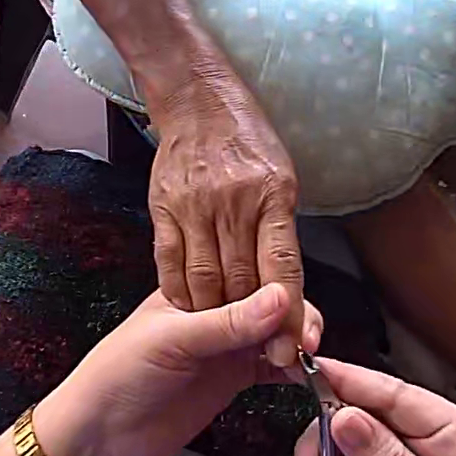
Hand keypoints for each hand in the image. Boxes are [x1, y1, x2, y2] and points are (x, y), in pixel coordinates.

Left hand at [35, 286, 321, 455]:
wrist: (101, 433)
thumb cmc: (118, 374)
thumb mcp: (170, 340)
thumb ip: (225, 322)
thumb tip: (280, 295)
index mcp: (192, 289)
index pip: (246, 276)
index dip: (278, 289)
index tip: (298, 310)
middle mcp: (212, 313)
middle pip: (268, 304)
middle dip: (294, 317)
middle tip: (305, 341)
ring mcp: (224, 346)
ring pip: (275, 334)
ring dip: (296, 342)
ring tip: (308, 359)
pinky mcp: (231, 378)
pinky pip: (272, 368)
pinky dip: (294, 369)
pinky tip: (307, 375)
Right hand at [147, 67, 304, 366]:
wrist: (198, 103)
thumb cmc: (247, 140)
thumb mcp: (282, 178)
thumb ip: (280, 231)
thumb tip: (283, 287)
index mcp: (271, 196)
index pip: (281, 269)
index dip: (287, 316)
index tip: (293, 352)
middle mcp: (232, 204)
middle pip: (241, 281)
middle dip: (252, 325)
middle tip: (260, 352)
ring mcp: (193, 207)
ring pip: (203, 278)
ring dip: (214, 313)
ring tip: (223, 334)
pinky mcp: (163, 209)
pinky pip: (168, 262)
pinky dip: (179, 291)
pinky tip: (188, 307)